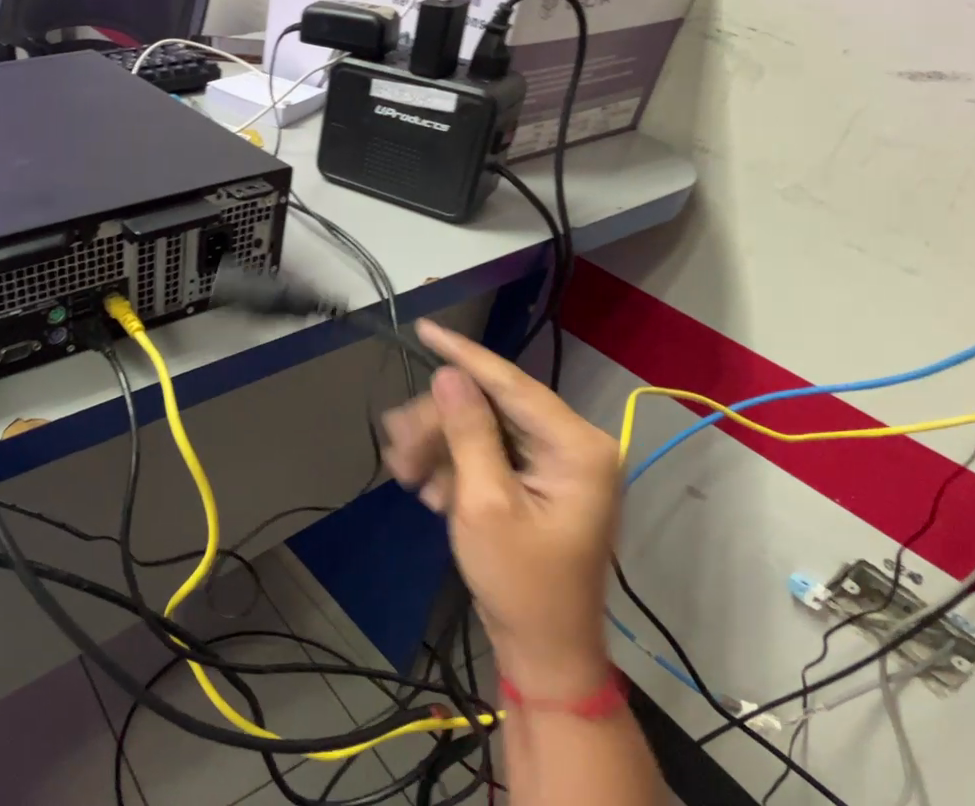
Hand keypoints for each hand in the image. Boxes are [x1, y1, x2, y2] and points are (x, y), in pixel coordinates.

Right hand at [382, 320, 621, 698]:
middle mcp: (572, 447)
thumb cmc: (519, 581)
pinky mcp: (537, 483)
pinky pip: (487, 455)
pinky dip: (454, 469)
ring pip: (481, 431)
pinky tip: (433, 495)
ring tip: (407, 479)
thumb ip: (468, 433)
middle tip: (396, 455)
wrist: (542, 648)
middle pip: (489, 409)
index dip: (463, 355)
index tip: (424, 327)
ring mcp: (556, 466)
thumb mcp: (484, 504)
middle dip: (437, 427)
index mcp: (577, 448)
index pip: (512, 385)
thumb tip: (450, 375)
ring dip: (439, 450)